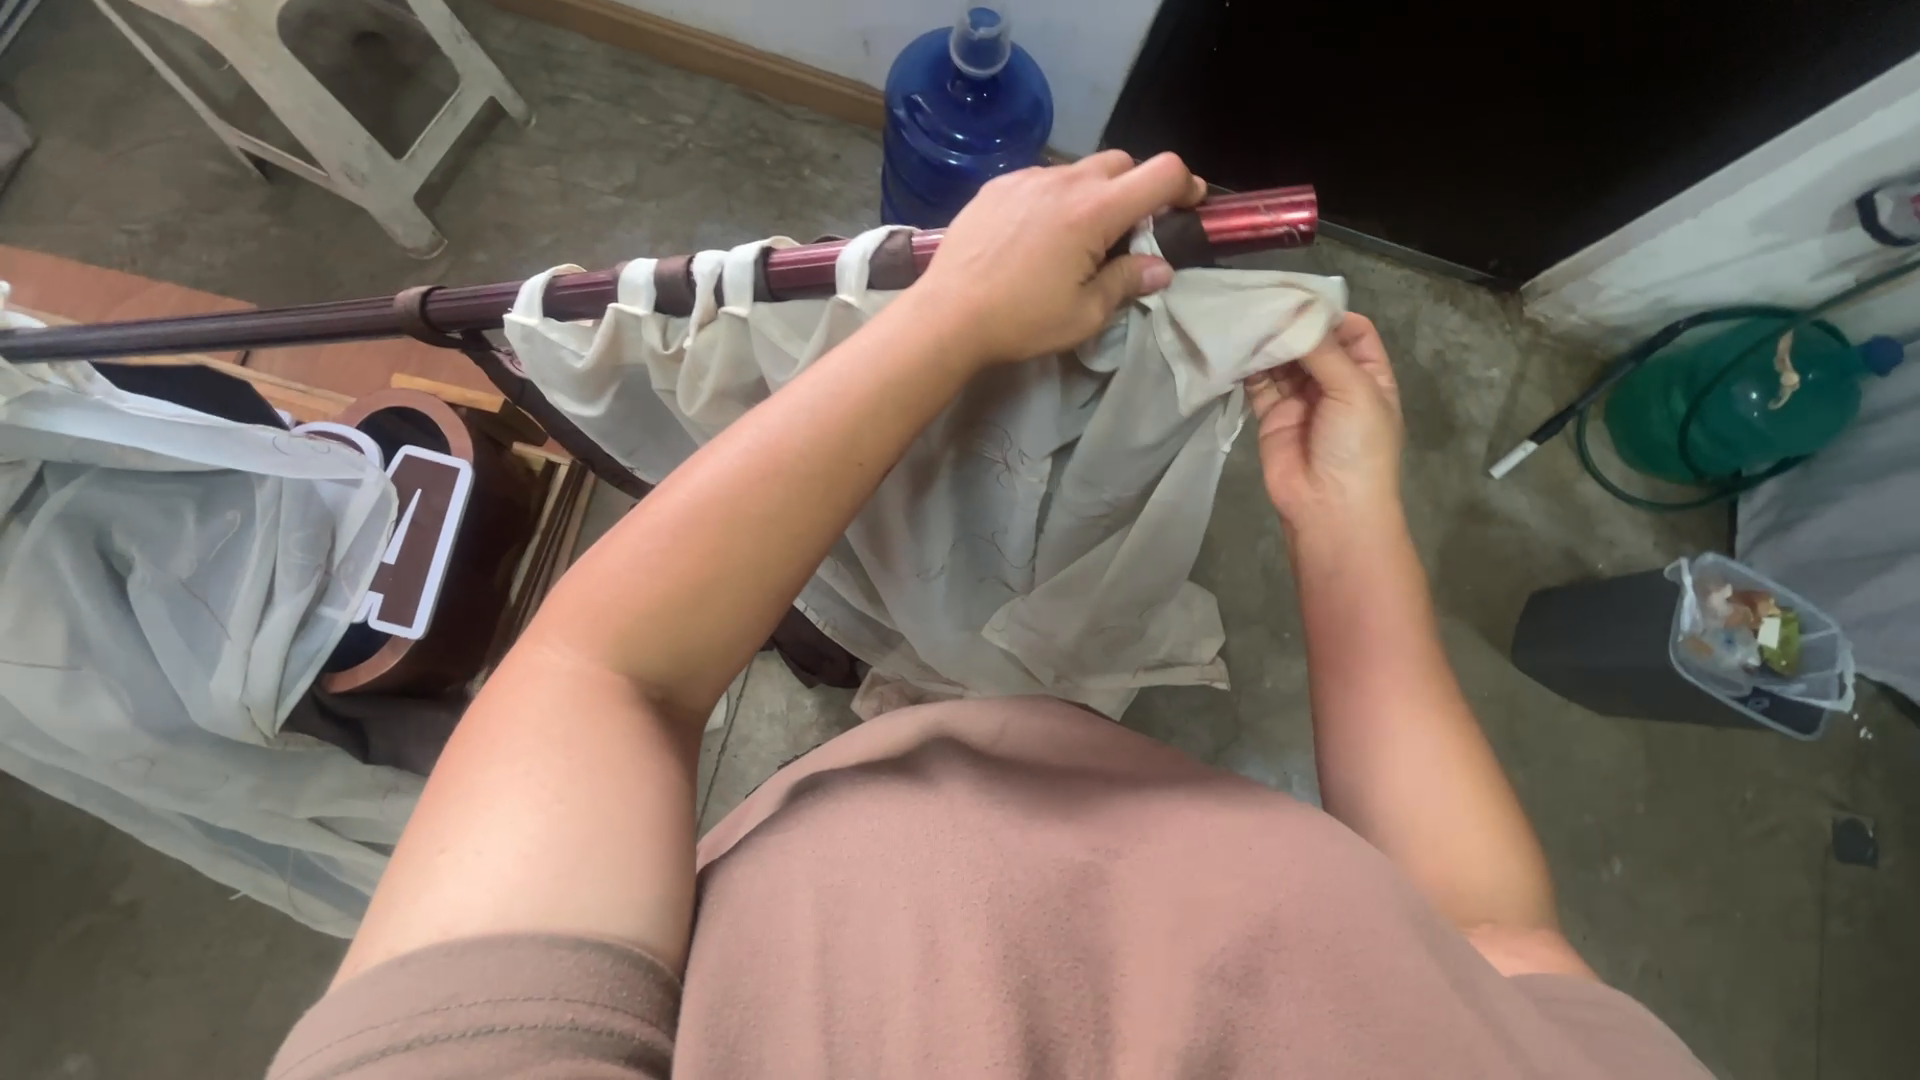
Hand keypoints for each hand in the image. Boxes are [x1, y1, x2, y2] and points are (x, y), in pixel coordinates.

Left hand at [910, 150, 1206, 366]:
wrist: (947, 315)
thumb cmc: (1020, 321)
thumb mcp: (1084, 314)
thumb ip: (1126, 283)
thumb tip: (1159, 269)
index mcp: (1094, 211)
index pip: (1161, 171)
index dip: (1184, 184)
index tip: (1187, 205)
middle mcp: (1063, 182)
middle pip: (1121, 162)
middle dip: (1136, 189)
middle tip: (1127, 232)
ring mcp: (1025, 178)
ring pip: (1077, 170)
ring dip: (1091, 193)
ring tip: (1075, 238)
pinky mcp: (996, 186)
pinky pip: (1039, 180)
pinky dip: (1053, 198)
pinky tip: (1036, 236)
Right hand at [1247, 313, 1404, 536]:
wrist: (1329, 506)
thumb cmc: (1357, 447)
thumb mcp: (1354, 391)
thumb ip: (1324, 351)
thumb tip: (1296, 313)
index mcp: (1368, 375)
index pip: (1351, 331)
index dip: (1327, 314)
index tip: (1298, 298)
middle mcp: (1335, 384)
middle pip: (1311, 344)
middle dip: (1290, 325)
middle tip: (1261, 302)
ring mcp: (1302, 401)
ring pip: (1282, 363)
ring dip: (1267, 345)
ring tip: (1245, 322)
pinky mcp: (1272, 417)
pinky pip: (1259, 386)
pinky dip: (1248, 369)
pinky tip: (1236, 350)